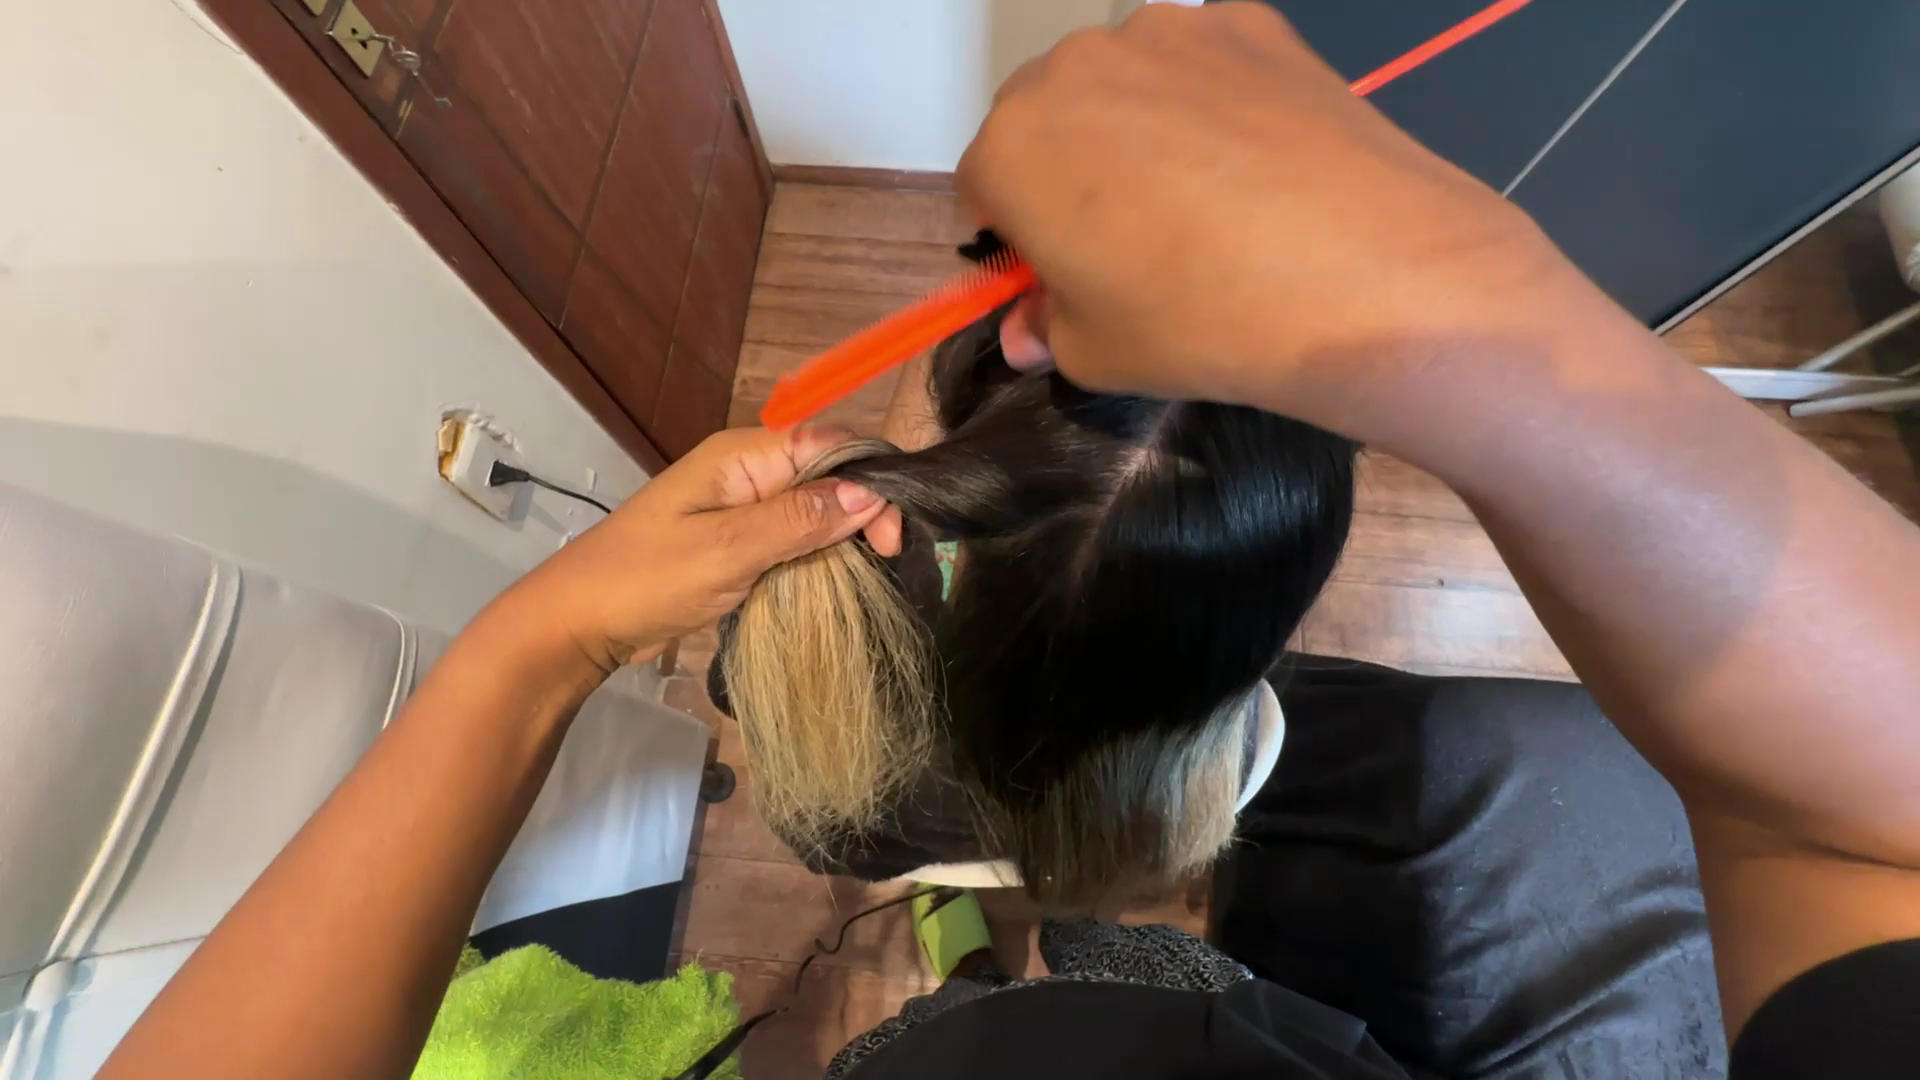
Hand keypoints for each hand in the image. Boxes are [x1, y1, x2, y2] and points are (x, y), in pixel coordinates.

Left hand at [499, 426, 900, 675]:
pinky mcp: (741, 539)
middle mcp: (750, 471)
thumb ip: (798, 519)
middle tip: (886, 559)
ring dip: (844, 534)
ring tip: (872, 571)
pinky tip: (838, 575)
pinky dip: (819, 553)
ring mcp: (745, 506)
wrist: (579, 623)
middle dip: (864, 508)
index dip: (870, 480)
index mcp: (744, 456)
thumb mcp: (727, 550)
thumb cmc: (646, 580)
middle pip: (827, 473)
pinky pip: (794, 535)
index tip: (891, 537)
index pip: (829, 444)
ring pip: (815, 507)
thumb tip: (869, 492)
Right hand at [962, 2, 1593, 426]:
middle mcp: (1071, 69)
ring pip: (1114, 89)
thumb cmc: (1186, 320)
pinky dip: (1196, 108)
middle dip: (1057, 179)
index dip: (1010, 238)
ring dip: (1123, 136)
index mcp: (1009, 148)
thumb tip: (1028, 330)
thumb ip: (1042, 328)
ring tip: (1187, 206)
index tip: (1049, 275)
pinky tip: (1242, 167)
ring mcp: (1165, 31)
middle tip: (1114, 242)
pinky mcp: (1247, 21)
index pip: (979, 189)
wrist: (1352, 274)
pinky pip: (1191, 67)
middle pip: (1040, 126)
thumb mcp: (1090, 352)